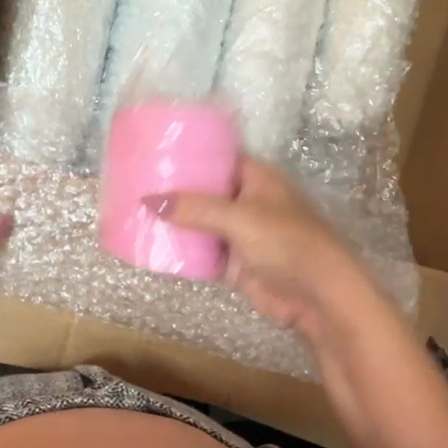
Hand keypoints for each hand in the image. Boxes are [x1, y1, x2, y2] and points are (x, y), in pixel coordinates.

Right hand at [149, 158, 378, 341]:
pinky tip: (152, 248)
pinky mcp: (233, 264)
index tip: (153, 154)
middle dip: (174, 193)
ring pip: (199, 225)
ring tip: (134, 214)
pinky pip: (201, 254)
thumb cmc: (285, 243)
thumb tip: (149, 200)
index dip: (189, 156)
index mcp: (255, 178)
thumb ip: (194, 208)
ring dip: (174, 225)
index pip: (217, 157)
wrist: (314, 294)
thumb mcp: (238, 218)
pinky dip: (181, 253)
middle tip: (133, 185)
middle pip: (204, 193)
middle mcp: (245, 202)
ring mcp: (239, 235)